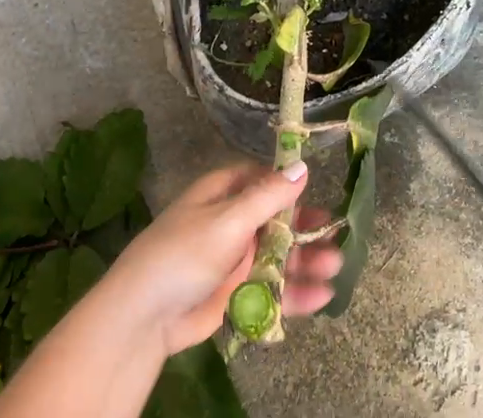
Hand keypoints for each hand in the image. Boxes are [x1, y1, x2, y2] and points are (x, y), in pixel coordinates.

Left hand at [102, 163, 343, 352]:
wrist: (146, 316)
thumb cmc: (184, 255)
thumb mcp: (228, 221)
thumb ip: (267, 198)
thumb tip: (301, 165)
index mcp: (221, 196)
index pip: (259, 179)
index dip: (286, 183)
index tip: (316, 190)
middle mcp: (229, 224)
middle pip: (274, 220)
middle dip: (304, 227)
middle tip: (336, 234)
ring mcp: (233, 261)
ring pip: (278, 256)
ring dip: (306, 260)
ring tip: (336, 267)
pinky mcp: (237, 294)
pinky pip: (272, 289)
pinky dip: (295, 292)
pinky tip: (322, 296)